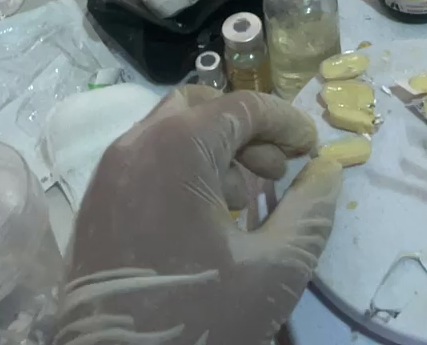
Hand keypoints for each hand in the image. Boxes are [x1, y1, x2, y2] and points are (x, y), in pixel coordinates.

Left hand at [59, 86, 341, 344]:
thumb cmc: (197, 319)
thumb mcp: (272, 272)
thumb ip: (309, 213)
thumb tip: (329, 171)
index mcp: (177, 147)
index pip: (242, 107)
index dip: (285, 120)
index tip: (312, 147)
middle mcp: (137, 144)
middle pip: (201, 106)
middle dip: (245, 128)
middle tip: (275, 170)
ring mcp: (110, 172)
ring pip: (170, 130)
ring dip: (214, 147)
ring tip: (242, 198)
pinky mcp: (97, 202)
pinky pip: (146, 159)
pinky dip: (182, 167)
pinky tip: (203, 218)